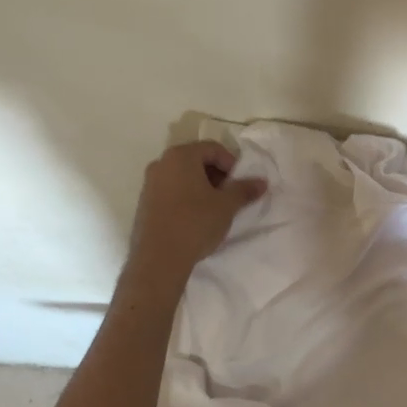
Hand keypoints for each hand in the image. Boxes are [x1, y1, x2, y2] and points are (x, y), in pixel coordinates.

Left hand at [128, 141, 266, 278]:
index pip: (212, 148)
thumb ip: (244, 190)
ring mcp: (149, 183)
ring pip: (182, 176)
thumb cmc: (195, 223)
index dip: (231, 163)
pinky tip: (195, 217)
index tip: (240, 183)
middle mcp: (161, 163)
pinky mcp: (144, 203)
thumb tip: (262, 182)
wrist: (159, 258)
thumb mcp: (226, 206)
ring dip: (201, 186)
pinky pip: (170, 190)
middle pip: (196, 160)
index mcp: (181, 156)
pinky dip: (186, 197)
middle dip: (216, 174)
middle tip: (229, 194)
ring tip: (214, 208)